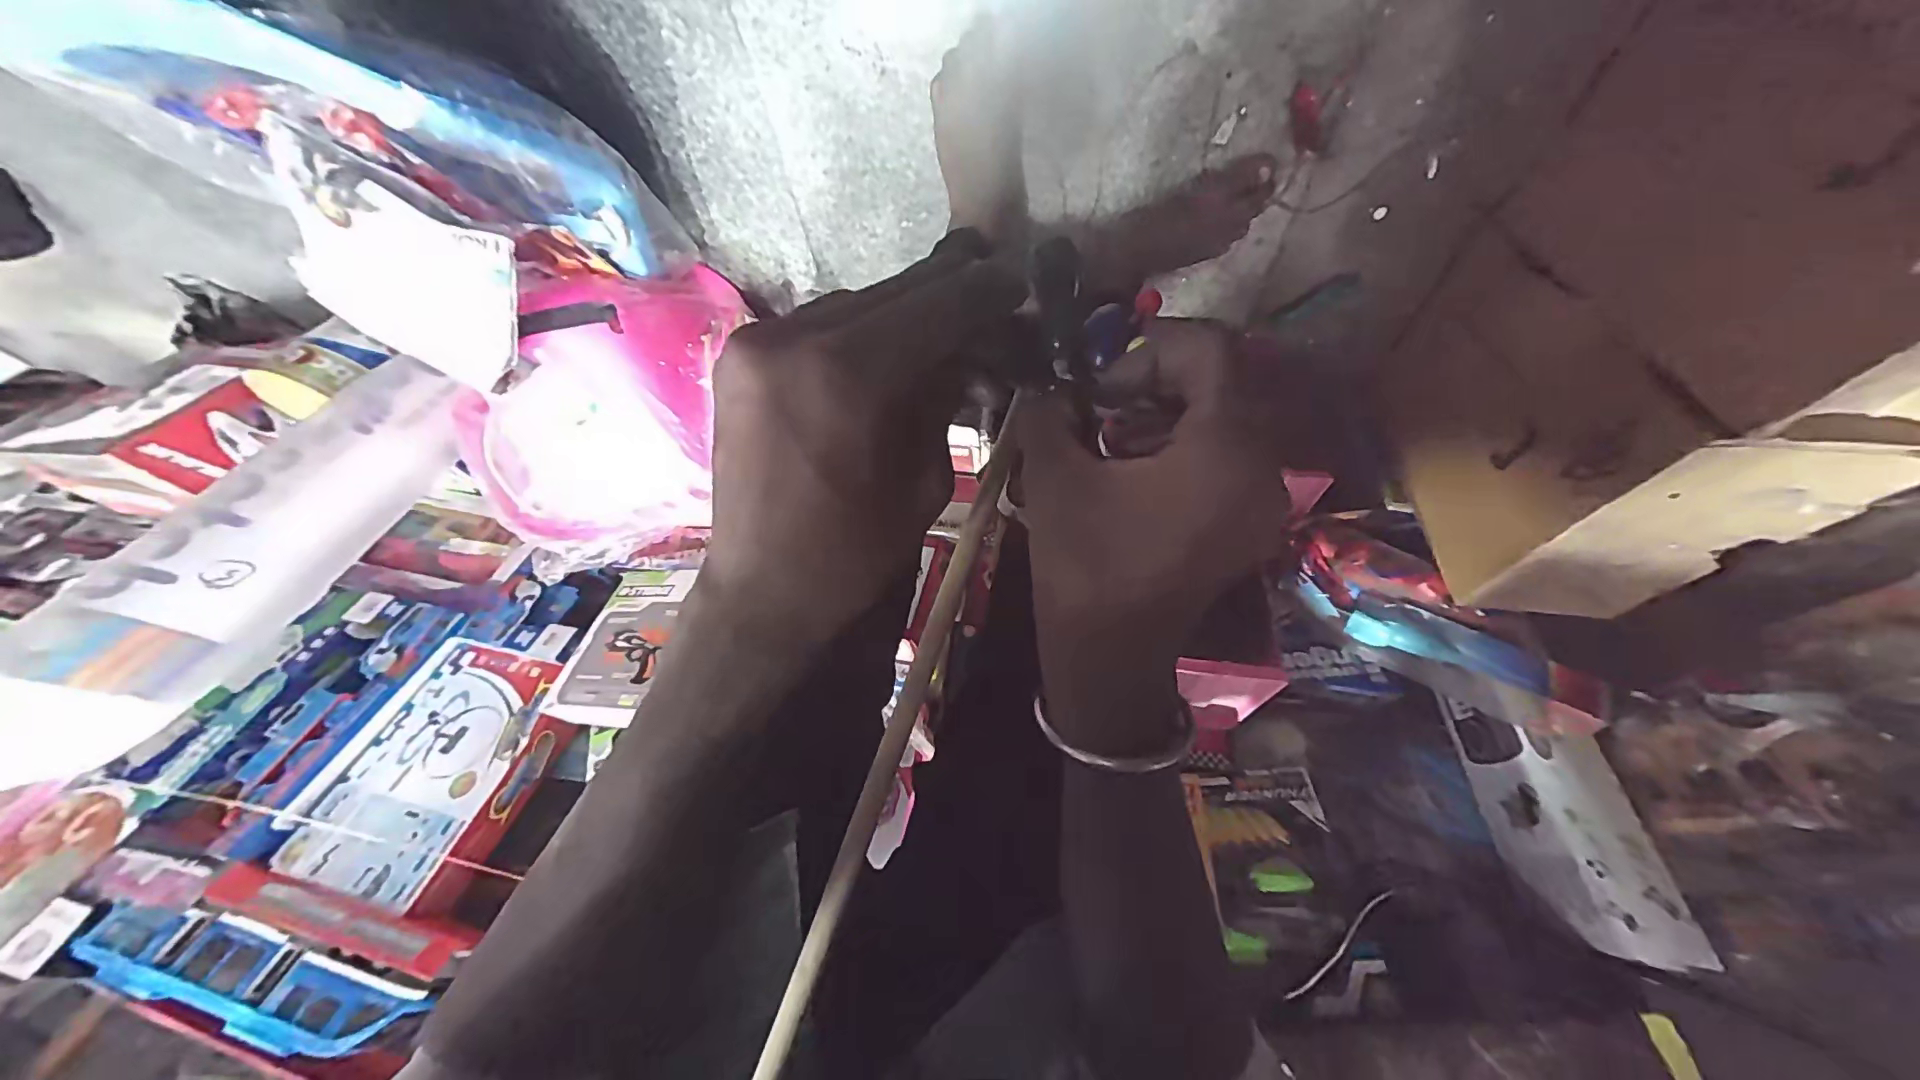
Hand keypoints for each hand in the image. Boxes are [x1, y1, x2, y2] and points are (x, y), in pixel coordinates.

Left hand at [701, 230, 1023, 638]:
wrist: (766, 590)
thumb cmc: (855, 554)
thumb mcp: (924, 479)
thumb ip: (943, 400)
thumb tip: (963, 353)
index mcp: (847, 375)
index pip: (934, 306)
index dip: (984, 290)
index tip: (1018, 279)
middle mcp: (793, 338)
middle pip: (891, 293)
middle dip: (947, 293)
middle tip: (990, 290)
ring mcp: (756, 343)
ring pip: (853, 305)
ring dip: (902, 315)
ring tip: (940, 335)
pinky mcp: (738, 359)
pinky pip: (816, 327)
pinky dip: (858, 334)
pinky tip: (884, 355)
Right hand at [1014, 319, 1294, 743]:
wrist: (1109, 652)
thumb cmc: (1086, 563)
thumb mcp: (1055, 477)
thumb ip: (1050, 412)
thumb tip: (1047, 386)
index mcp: (1226, 447)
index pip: (1211, 351)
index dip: (1151, 350)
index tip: (1100, 385)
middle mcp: (1262, 468)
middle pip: (1220, 386)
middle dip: (1153, 385)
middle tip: (1100, 407)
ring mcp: (1261, 502)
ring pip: (1222, 423)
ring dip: (1164, 417)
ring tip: (1110, 442)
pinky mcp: (1247, 526)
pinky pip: (1224, 461)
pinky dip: (1180, 449)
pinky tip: (1133, 474)